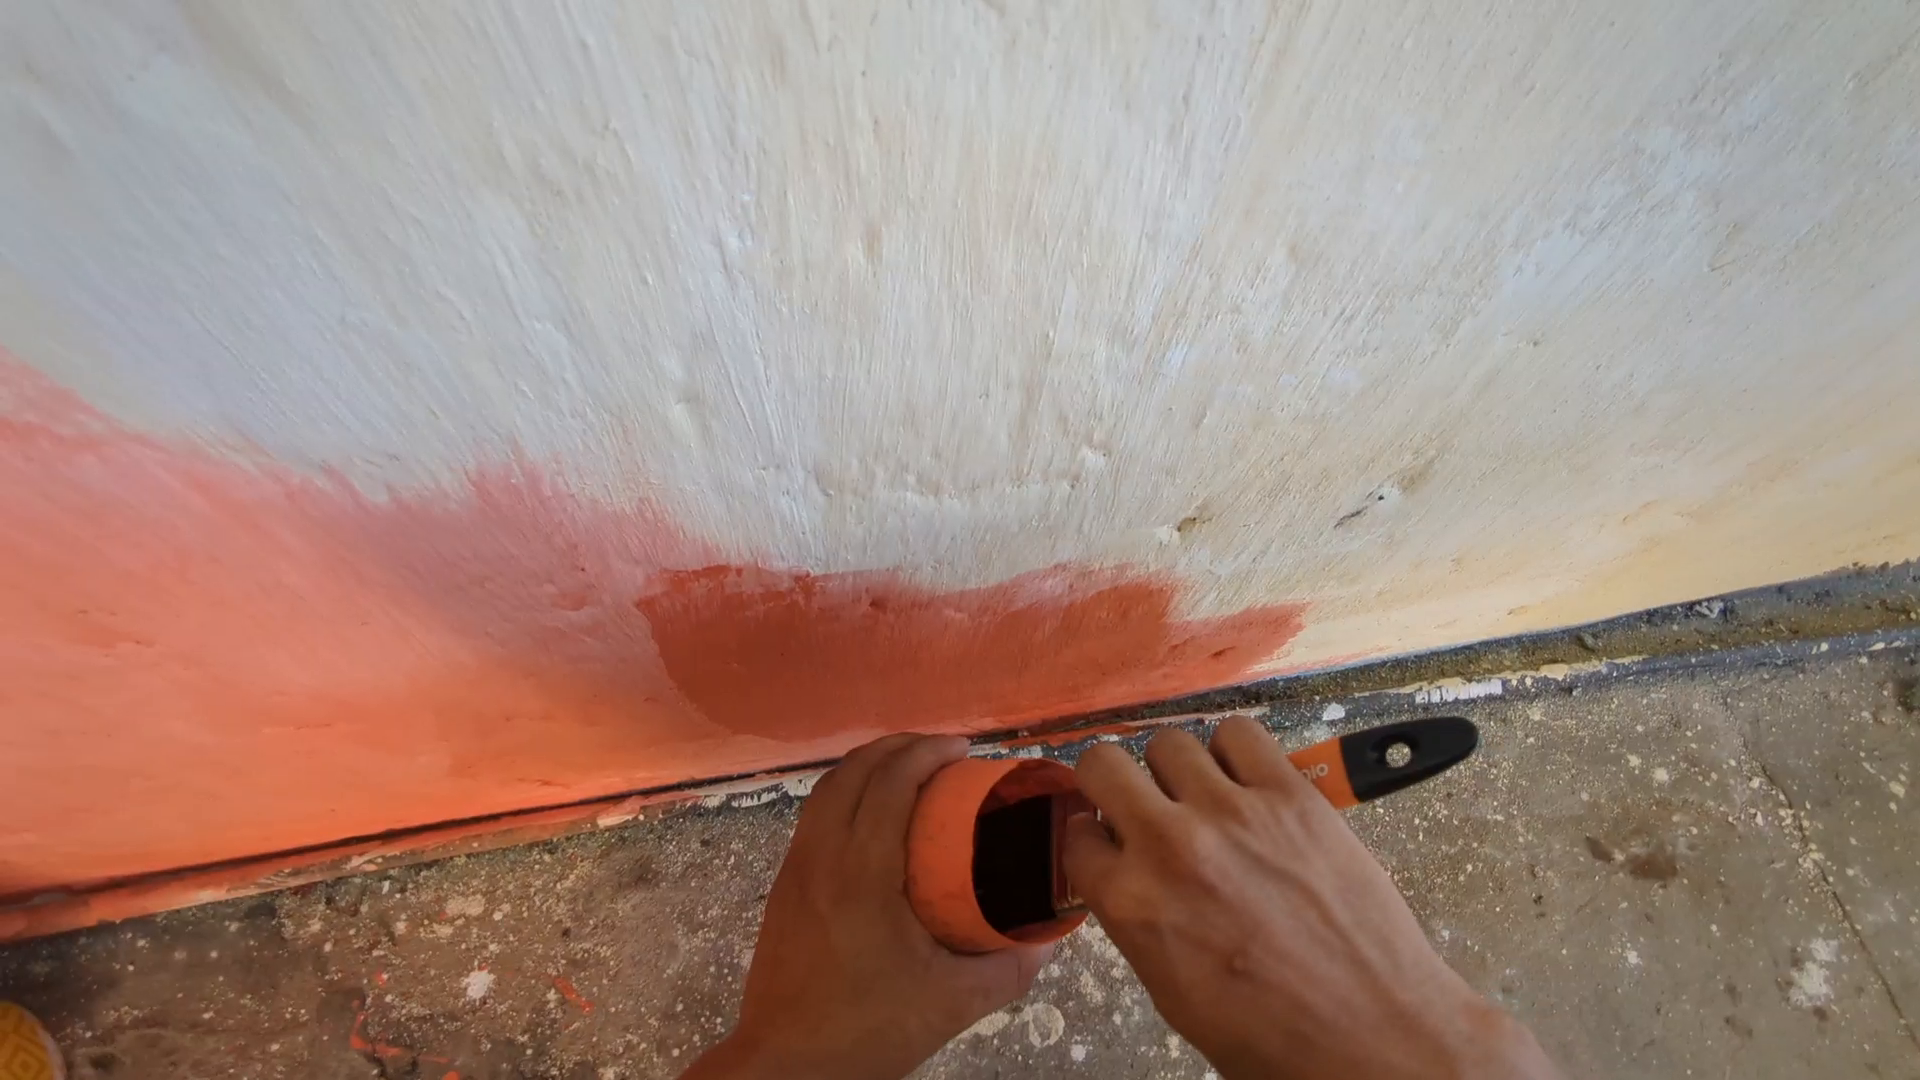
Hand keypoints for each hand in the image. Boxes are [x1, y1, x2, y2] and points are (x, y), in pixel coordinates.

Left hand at [682, 734, 1054, 1079]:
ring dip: (870, 761)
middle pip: (857, 769)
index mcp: (862, 873)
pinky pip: (816, 809)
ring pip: (829, 784)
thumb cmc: (864, 1029)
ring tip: (909, 766)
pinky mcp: (784, 880)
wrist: (782, 1068)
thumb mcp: (948, 1005)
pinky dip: (848, 787)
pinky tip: (872, 809)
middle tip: (942, 750)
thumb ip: (1005, 971)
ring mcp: (796, 864)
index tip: (963, 748)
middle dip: (901, 745)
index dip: (927, 752)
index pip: (891, 783)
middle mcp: (822, 853)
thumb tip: (1049, 942)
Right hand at [1061, 716, 1561, 1079]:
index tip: (1106, 837)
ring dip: (1175, 769)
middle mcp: (1169, 845)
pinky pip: (1238, 732)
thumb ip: (1131, 915)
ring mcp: (1230, 812)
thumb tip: (1118, 864)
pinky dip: (1234, 749)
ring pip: (1167, 741)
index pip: (1074, 833)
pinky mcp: (1289, 794)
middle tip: (1134, 799)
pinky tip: (1245, 779)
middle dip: (1107, 781)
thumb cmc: (1270, 1032)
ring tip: (1201, 794)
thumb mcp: (1169, 988)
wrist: (1377, 1037)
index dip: (1089, 835)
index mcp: (1131, 902)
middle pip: (1100, 764)